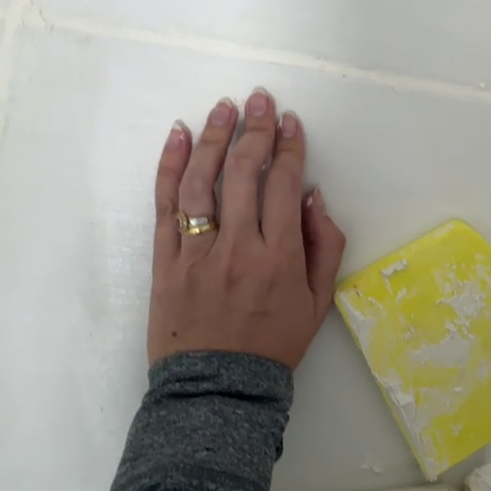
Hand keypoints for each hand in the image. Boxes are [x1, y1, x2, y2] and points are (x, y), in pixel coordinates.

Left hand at [148, 88, 347, 367]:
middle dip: (254, 129)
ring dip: (214, 137)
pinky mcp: (164, 262)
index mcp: (279, 257)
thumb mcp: (319, 301)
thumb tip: (314, 195)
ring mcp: (196, 253)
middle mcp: (238, 248)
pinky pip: (165, 207)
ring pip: (202, 182)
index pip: (284, 186)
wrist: (217, 391)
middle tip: (259, 99)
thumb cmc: (274, 343)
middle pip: (242, 173)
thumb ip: (325, 244)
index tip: (291, 121)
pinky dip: (171, 167)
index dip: (289, 147)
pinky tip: (179, 135)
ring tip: (224, 107)